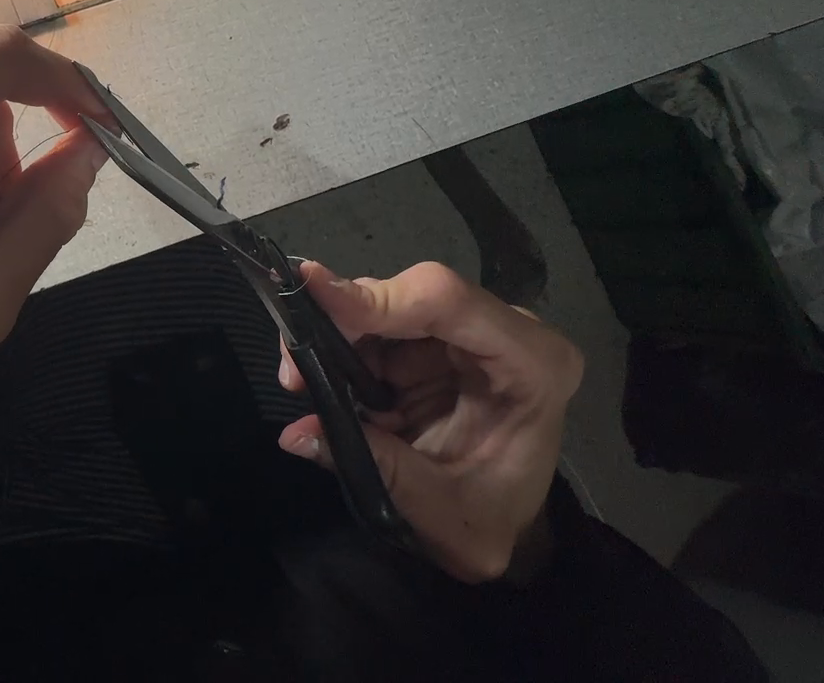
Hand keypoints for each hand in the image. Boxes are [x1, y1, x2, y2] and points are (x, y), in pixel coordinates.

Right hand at [276, 261, 583, 581]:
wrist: (497, 530)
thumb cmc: (486, 519)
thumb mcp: (436, 506)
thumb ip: (374, 462)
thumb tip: (296, 433)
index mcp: (530, 365)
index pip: (447, 302)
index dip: (376, 297)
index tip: (312, 297)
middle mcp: (498, 333)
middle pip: (400, 294)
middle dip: (337, 320)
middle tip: (293, 370)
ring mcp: (456, 332)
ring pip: (373, 301)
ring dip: (326, 334)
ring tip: (300, 383)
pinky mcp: (421, 339)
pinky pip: (363, 322)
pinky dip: (330, 345)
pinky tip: (317, 379)